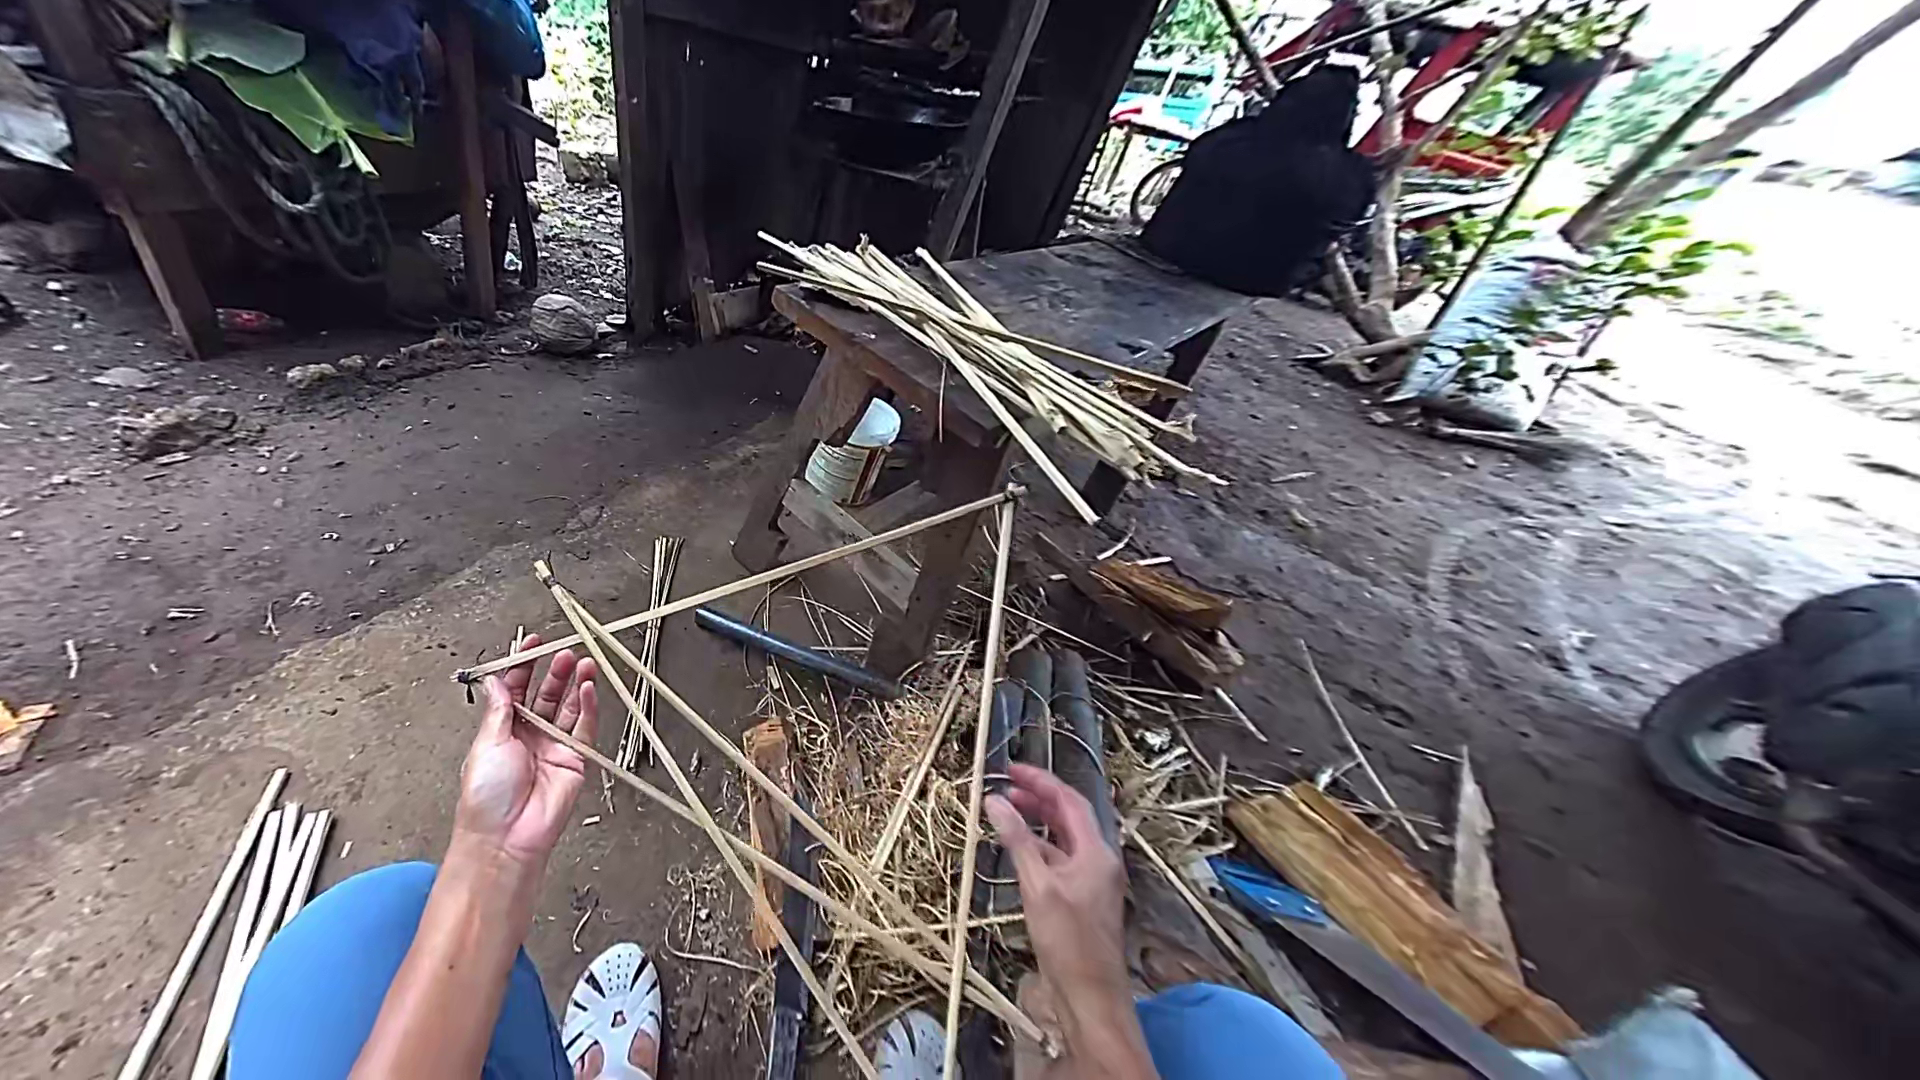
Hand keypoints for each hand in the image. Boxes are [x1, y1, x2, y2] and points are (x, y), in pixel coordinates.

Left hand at [455, 634, 598, 867]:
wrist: (506, 836)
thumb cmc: (485, 800)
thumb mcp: (486, 746)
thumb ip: (500, 711)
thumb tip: (497, 682)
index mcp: (502, 731)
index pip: (517, 690)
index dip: (523, 666)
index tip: (532, 644)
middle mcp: (529, 734)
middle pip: (546, 694)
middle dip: (554, 672)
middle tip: (564, 652)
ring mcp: (553, 744)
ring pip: (569, 706)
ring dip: (575, 683)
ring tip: (582, 663)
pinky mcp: (575, 756)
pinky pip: (585, 725)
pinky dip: (588, 705)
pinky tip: (588, 688)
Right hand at [986, 763, 1129, 1001]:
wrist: (1091, 1000)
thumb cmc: (1069, 943)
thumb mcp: (1038, 886)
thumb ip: (1017, 840)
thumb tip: (995, 800)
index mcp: (1096, 850)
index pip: (1069, 800)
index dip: (1041, 780)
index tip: (1013, 769)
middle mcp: (1099, 859)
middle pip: (1069, 815)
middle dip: (1039, 798)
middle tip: (1008, 786)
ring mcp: (1092, 880)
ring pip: (1064, 838)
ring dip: (1038, 822)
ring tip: (1009, 811)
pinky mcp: (1083, 898)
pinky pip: (1061, 859)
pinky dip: (1040, 848)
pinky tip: (1019, 850)